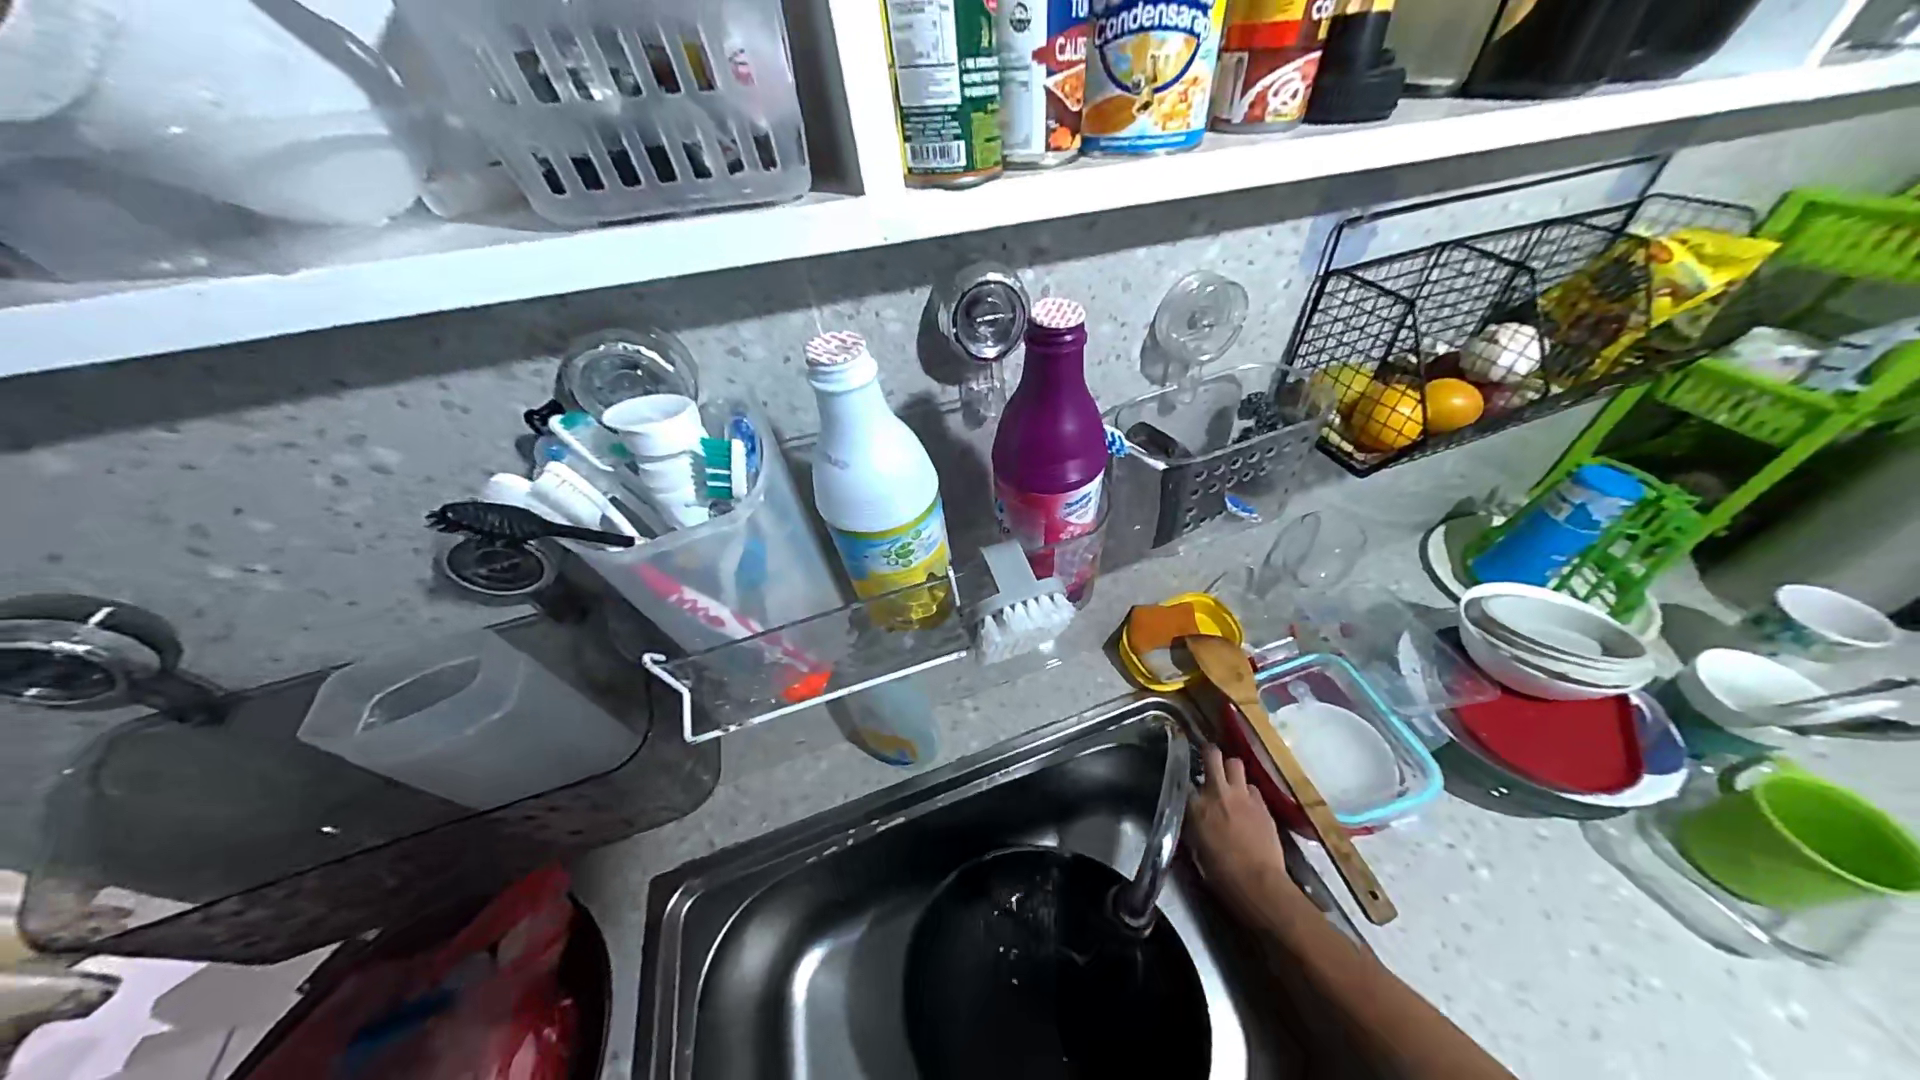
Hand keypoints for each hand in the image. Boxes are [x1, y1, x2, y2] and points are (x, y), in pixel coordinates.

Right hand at [1187, 744, 1304, 922]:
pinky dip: (1247, 791)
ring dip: (1231, 769)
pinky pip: (1252, 787)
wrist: (1259, 883)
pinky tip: (1247, 803)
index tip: (1181, 776)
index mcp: (1196, 805)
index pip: (1182, 777)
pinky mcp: (1262, 804)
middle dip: (1209, 752)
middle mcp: (1218, 792)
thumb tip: (1192, 813)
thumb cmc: (1220, 873)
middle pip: (1212, 755)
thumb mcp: (1195, 846)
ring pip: (1236, 763)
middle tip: (1208, 759)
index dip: (1181, 774)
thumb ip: (1193, 822)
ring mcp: (1242, 796)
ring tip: (1229, 780)